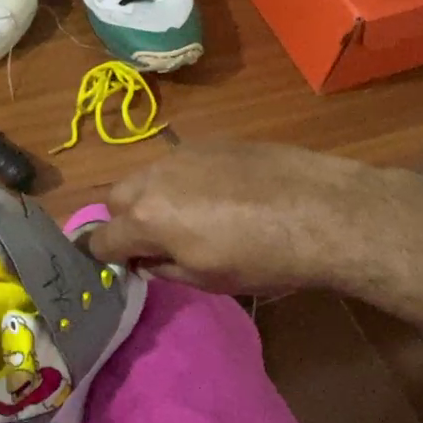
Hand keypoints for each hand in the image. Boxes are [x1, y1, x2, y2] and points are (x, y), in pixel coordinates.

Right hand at [88, 142, 422, 294]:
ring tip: (190, 218)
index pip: (102, 238)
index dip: (102, 255)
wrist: (321, 210)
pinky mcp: (212, 142)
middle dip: (125, 221)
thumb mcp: (207, 280)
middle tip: (155, 242)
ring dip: (154, 198)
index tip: (115, 264)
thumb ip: (164, 269)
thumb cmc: (261, 258)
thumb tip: (147, 261)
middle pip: (117, 199)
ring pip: (148, 176)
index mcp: (145, 218)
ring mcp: (183, 154)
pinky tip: (219, 196)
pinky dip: (183, 181)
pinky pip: (180, 164)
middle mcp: (154, 178)